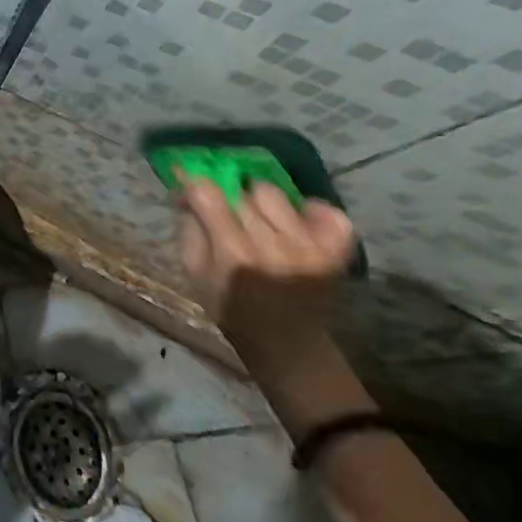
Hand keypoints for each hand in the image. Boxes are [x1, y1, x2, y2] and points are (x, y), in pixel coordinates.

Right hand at [173, 175, 355, 368]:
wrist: (286, 345)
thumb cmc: (232, 309)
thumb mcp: (195, 274)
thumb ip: (190, 228)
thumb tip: (187, 190)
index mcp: (233, 255)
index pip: (207, 193)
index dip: (193, 180)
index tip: (186, 176)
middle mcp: (272, 246)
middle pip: (241, 191)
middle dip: (227, 197)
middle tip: (226, 211)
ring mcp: (308, 248)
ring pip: (274, 194)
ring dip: (261, 203)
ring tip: (261, 221)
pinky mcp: (335, 252)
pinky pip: (326, 211)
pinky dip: (311, 211)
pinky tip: (298, 223)